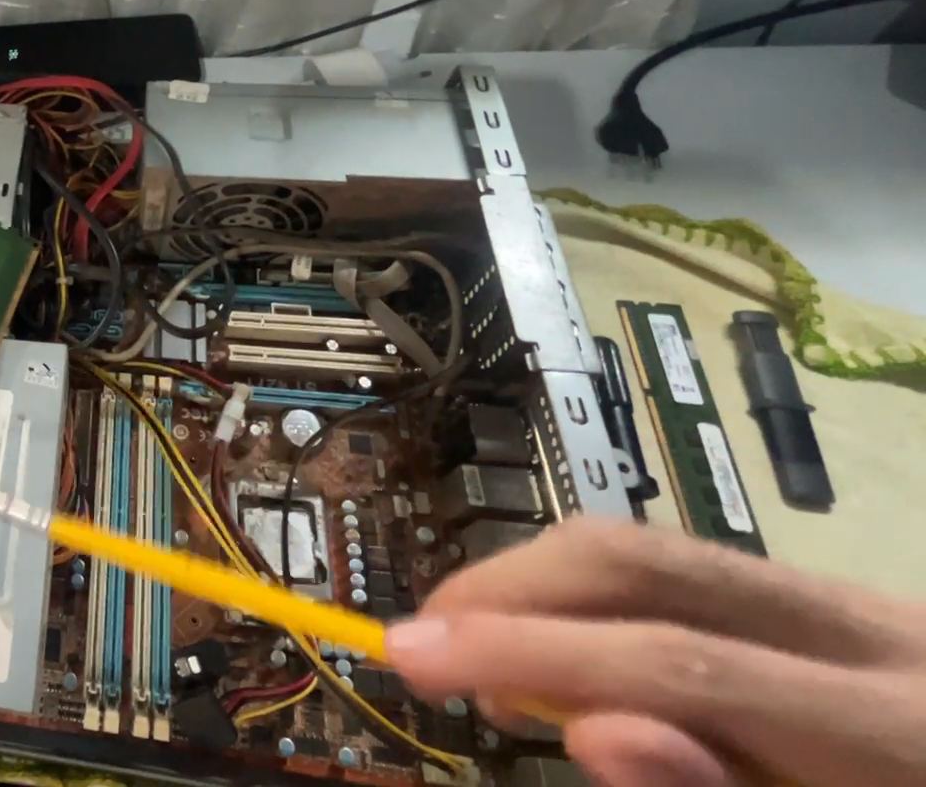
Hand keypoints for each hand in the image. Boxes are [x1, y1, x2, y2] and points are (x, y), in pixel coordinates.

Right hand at [384, 518, 925, 786]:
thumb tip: (588, 734)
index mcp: (909, 733)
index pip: (682, 665)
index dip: (526, 652)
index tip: (407, 657)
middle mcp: (878, 633)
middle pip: (641, 563)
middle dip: (505, 591)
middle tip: (425, 640)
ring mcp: (847, 601)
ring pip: (640, 547)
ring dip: (528, 588)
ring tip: (478, 652)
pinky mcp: (814, 597)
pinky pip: (660, 568)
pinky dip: (575, 597)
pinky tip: (551, 644)